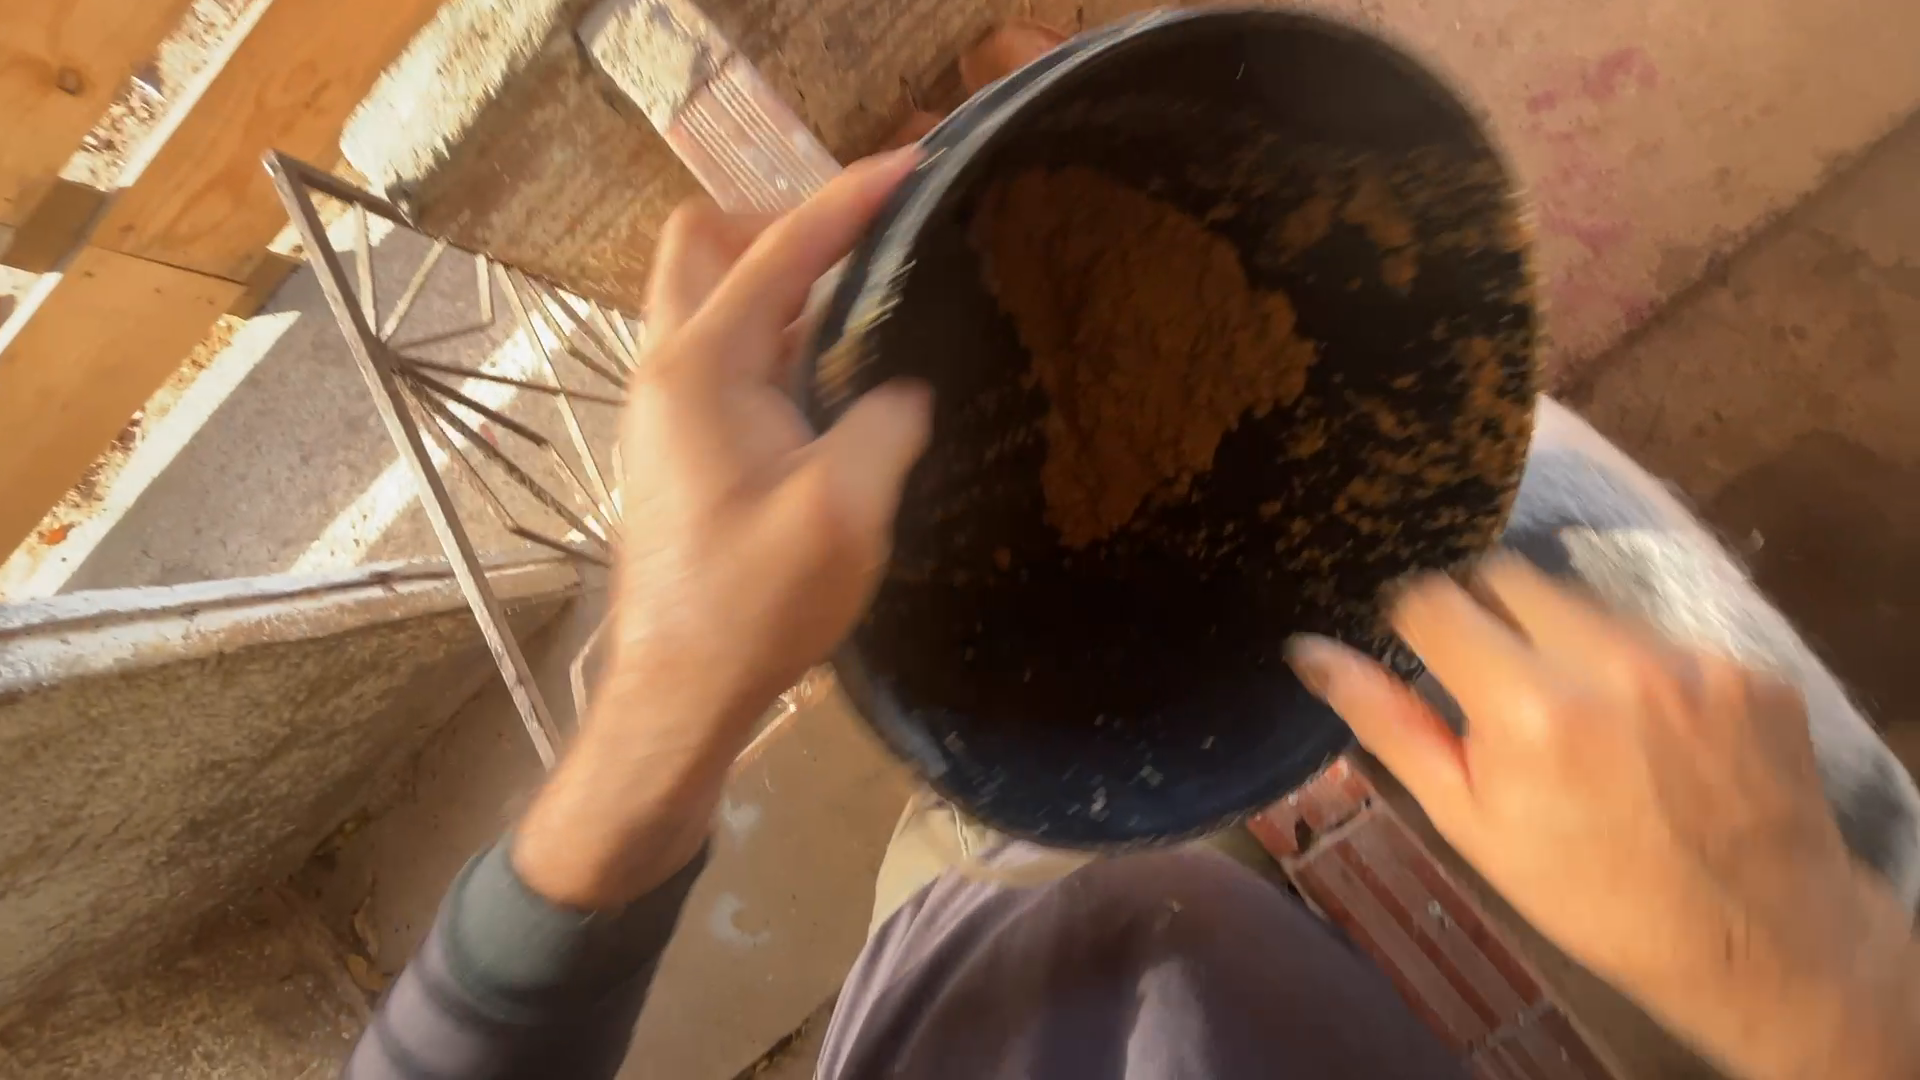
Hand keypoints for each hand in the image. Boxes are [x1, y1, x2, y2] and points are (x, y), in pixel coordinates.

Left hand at [514, 148, 931, 907]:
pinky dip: (776, 342)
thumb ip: (885, 424)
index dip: (846, 200)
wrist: (681, 689)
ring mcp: (666, 410)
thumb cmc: (756, 603)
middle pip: (708, 246)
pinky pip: (726, 358)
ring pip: (714, 303)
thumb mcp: (845, 510)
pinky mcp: (681, 447)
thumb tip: (899, 392)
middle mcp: (668, 370)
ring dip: (783, 288)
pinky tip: (828, 383)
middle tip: (863, 254)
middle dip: (785, 227)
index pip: (777, 249)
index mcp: (701, 368)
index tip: (911, 170)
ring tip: (861, 312)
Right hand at [1286, 555, 1919, 1079]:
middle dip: (1473, 606)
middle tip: (1476, 667)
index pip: (1432, 599)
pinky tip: (1627, 712)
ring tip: (1554, 693)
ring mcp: (1691, 658)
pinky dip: (1611, 650)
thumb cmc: (1578, 886)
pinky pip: (1642, 623)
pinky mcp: (1746, 665)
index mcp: (1527, 706)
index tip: (1410, 643)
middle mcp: (1612, 662)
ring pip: (1571, 592)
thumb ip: (1383, 719)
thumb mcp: (1459, 813)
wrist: (1764, 946)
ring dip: (1541, 625)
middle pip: (1502, 574)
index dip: (1408, 615)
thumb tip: (1305, 650)